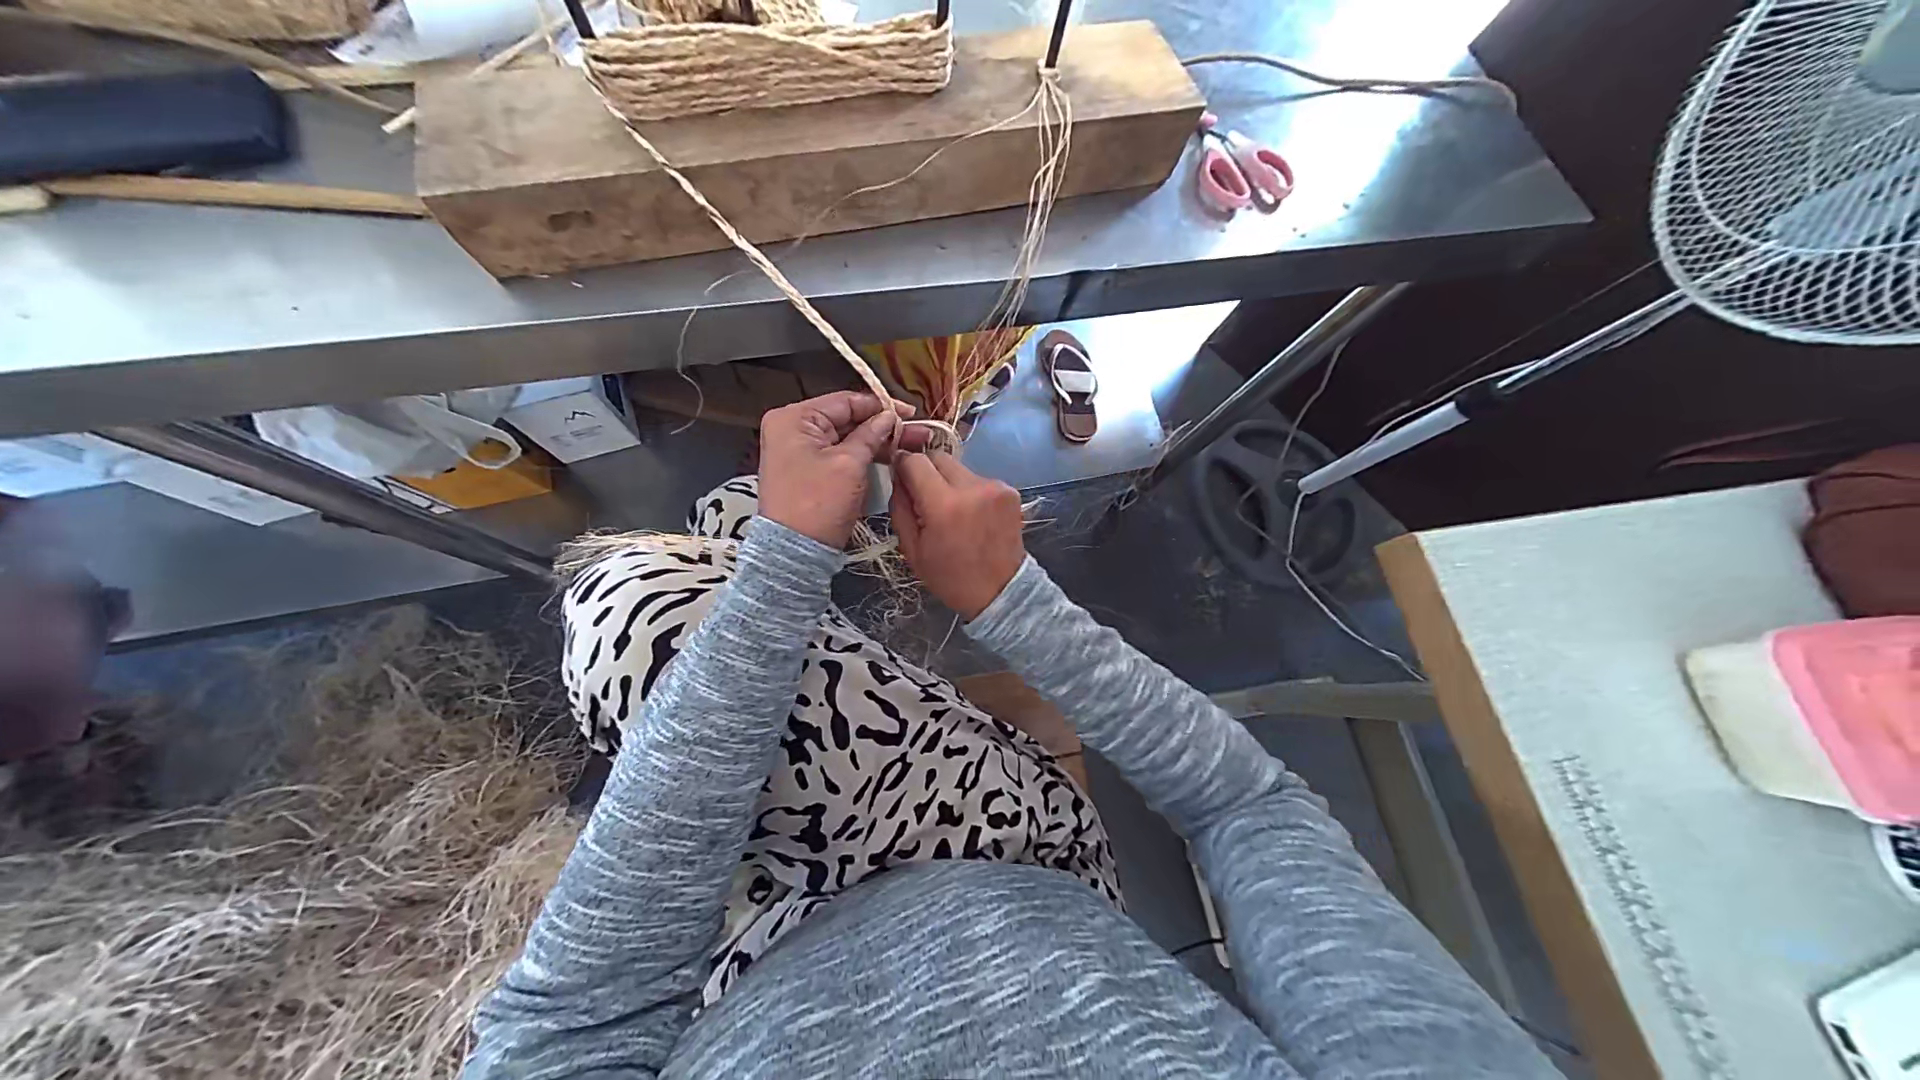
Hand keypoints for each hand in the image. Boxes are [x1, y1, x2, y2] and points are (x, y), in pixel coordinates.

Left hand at [759, 391, 925, 548]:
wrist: (796, 551)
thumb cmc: (819, 502)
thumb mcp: (850, 463)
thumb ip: (871, 435)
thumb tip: (889, 418)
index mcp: (794, 418)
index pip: (845, 401)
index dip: (881, 406)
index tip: (911, 414)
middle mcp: (791, 429)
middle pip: (846, 419)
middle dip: (883, 427)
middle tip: (918, 434)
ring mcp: (798, 452)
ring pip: (845, 439)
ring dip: (876, 443)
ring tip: (910, 447)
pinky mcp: (808, 472)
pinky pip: (839, 456)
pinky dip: (863, 458)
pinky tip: (890, 459)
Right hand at [890, 450, 1025, 619]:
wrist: (1000, 591)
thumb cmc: (950, 577)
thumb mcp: (911, 549)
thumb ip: (900, 506)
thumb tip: (897, 476)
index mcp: (943, 505)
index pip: (915, 461)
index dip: (903, 466)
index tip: (901, 476)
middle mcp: (972, 488)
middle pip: (938, 456)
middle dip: (926, 471)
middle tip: (925, 496)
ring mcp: (995, 487)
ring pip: (959, 467)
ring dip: (949, 481)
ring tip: (952, 509)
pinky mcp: (1009, 490)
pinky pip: (978, 479)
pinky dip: (969, 490)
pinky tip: (972, 513)